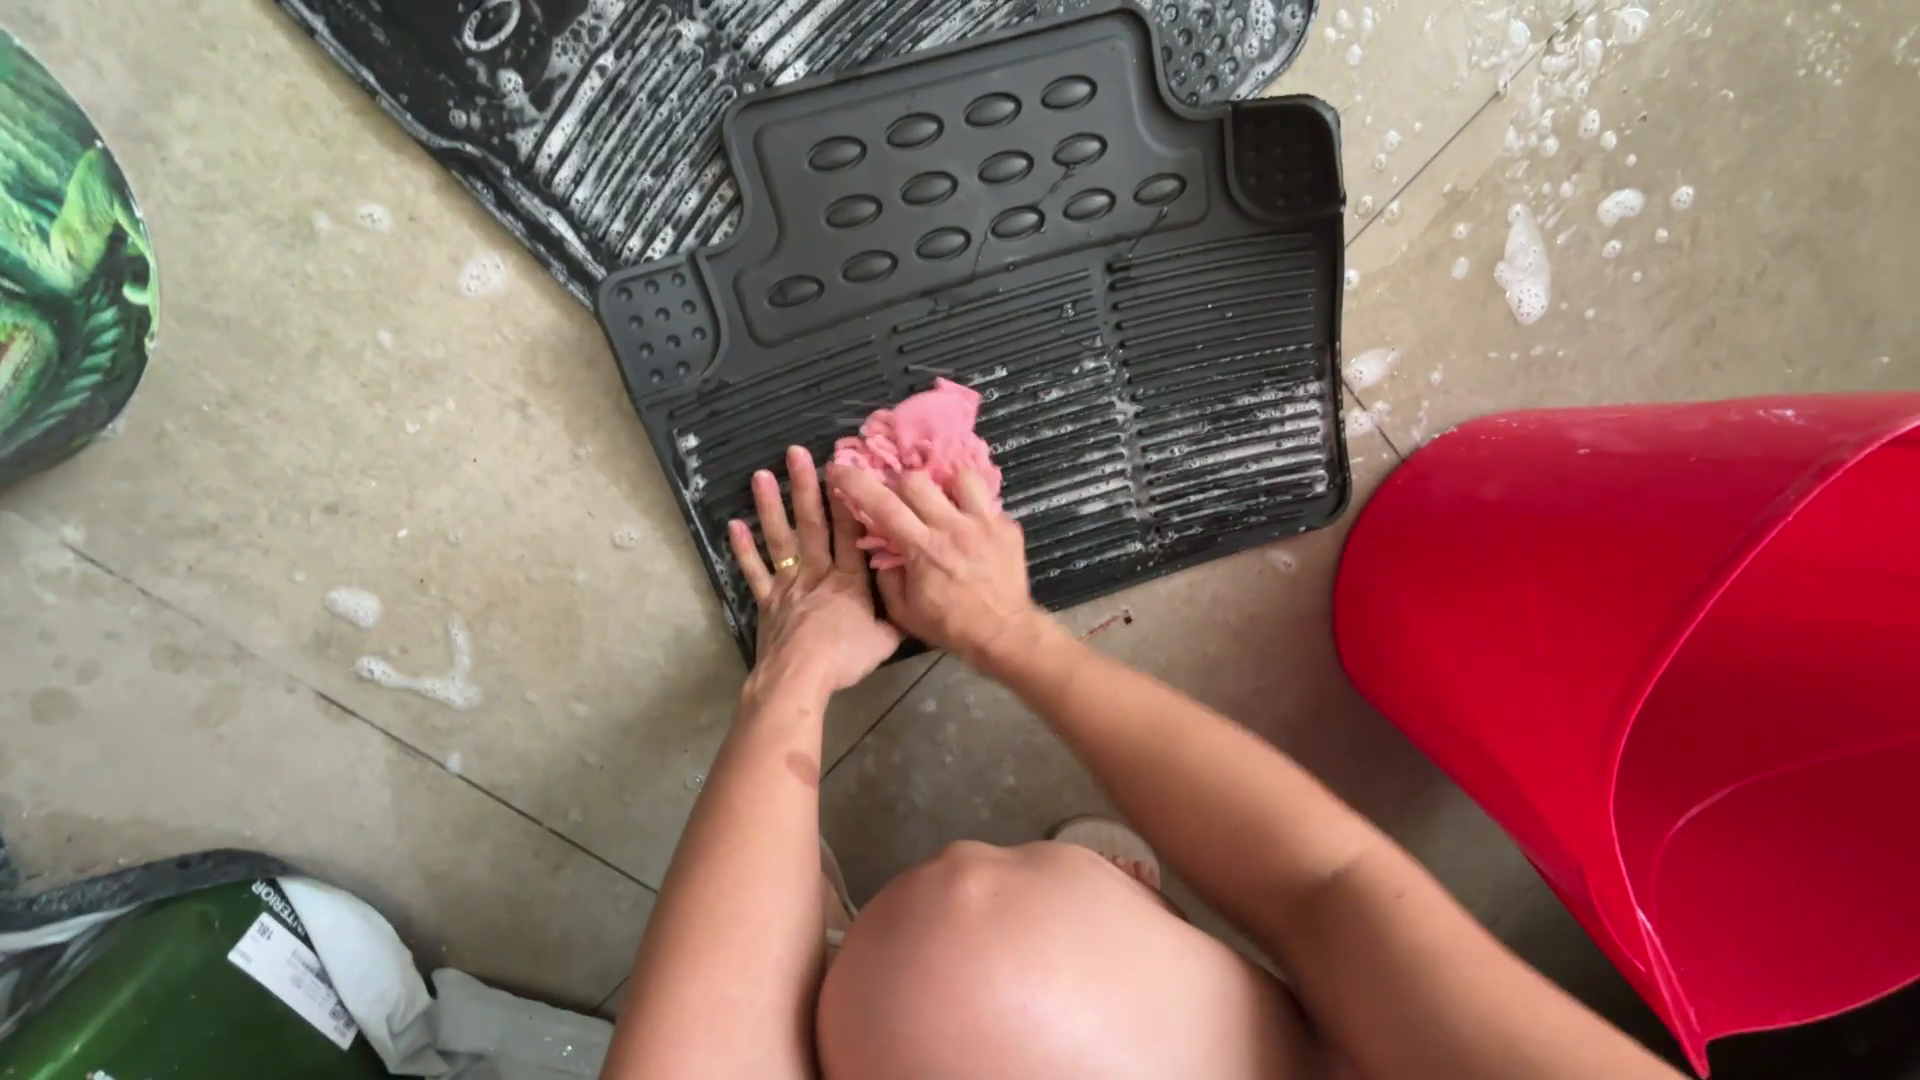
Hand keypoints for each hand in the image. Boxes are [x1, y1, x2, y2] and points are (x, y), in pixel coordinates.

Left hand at [729, 446, 901, 699]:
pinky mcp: (767, 601)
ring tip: (762, 475)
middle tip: (797, 453)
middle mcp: (818, 573)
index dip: (847, 501)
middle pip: (812, 524)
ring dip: (771, 506)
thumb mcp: (886, 640)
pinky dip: (743, 549)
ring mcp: (789, 584)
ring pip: (781, 539)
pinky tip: (735, 525)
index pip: (850, 534)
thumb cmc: (845, 658)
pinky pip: (754, 571)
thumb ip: (898, 616)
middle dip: (806, 487)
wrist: (801, 677)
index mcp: (851, 580)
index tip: (842, 470)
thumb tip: (916, 598)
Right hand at [826, 465, 1049, 671]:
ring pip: (959, 477)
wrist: (1004, 633)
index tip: (840, 469)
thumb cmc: (950, 626)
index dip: (856, 483)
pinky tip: (971, 523)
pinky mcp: (1008, 526)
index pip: (882, 504)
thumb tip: (881, 548)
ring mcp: (984, 523)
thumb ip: (886, 577)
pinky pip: (986, 499)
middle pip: (916, 480)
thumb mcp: (904, 612)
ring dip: (944, 486)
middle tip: (901, 498)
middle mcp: (952, 528)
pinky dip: (972, 505)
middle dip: (900, 484)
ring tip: (943, 501)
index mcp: (922, 548)